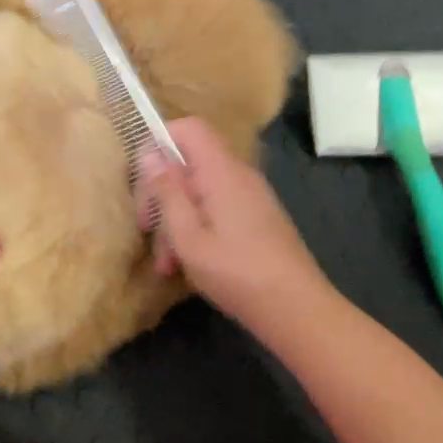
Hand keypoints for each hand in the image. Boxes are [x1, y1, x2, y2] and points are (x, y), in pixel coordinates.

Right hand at [139, 117, 335, 332]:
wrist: (300, 314)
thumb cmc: (237, 273)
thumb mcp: (188, 235)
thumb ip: (167, 191)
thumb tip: (149, 154)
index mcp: (222, 173)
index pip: (189, 128)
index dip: (160, 140)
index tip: (142, 176)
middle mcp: (238, 177)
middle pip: (188, 162)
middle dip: (161, 190)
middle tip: (146, 227)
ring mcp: (250, 198)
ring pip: (198, 191)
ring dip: (175, 218)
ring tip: (165, 261)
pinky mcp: (255, 219)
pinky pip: (215, 208)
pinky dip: (195, 227)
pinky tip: (185, 263)